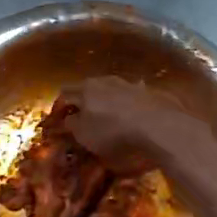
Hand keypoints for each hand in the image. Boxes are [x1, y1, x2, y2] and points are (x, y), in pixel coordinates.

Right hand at [60, 77, 209, 172]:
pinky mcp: (147, 92)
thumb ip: (72, 126)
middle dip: (82, 102)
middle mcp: (105, 80)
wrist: (159, 125)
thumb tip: (67, 120)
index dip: (59, 108)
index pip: (65, 93)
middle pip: (88, 88)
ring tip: (105, 119)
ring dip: (105, 103)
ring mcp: (128, 83)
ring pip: (109, 91)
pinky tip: (129, 118)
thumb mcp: (85, 136)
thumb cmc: (115, 133)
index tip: (57, 122)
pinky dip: (125, 107)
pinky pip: (129, 98)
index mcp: (86, 89)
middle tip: (80, 120)